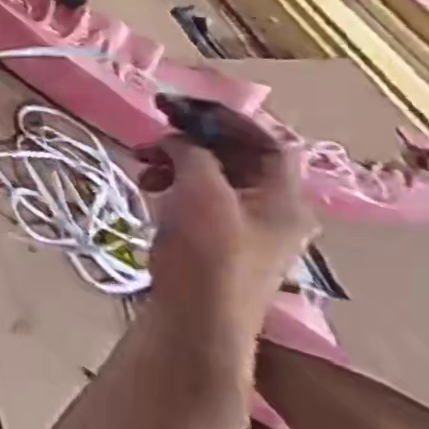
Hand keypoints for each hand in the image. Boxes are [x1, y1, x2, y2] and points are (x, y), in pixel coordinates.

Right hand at [140, 104, 316, 331]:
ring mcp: (248, 227)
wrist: (196, 321)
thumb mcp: (200, 190)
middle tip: (155, 132)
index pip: (267, 141)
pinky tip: (150, 184)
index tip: (180, 106)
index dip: (225, 117)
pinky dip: (175, 181)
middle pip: (238, 157)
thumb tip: (179, 138)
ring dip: (177, 159)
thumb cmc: (207, 253)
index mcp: (285, 200)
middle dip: (193, 139)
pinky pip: (202, 195)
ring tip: (143, 161)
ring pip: (215, 175)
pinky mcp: (220, 239)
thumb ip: (192, 152)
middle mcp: (275, 211)